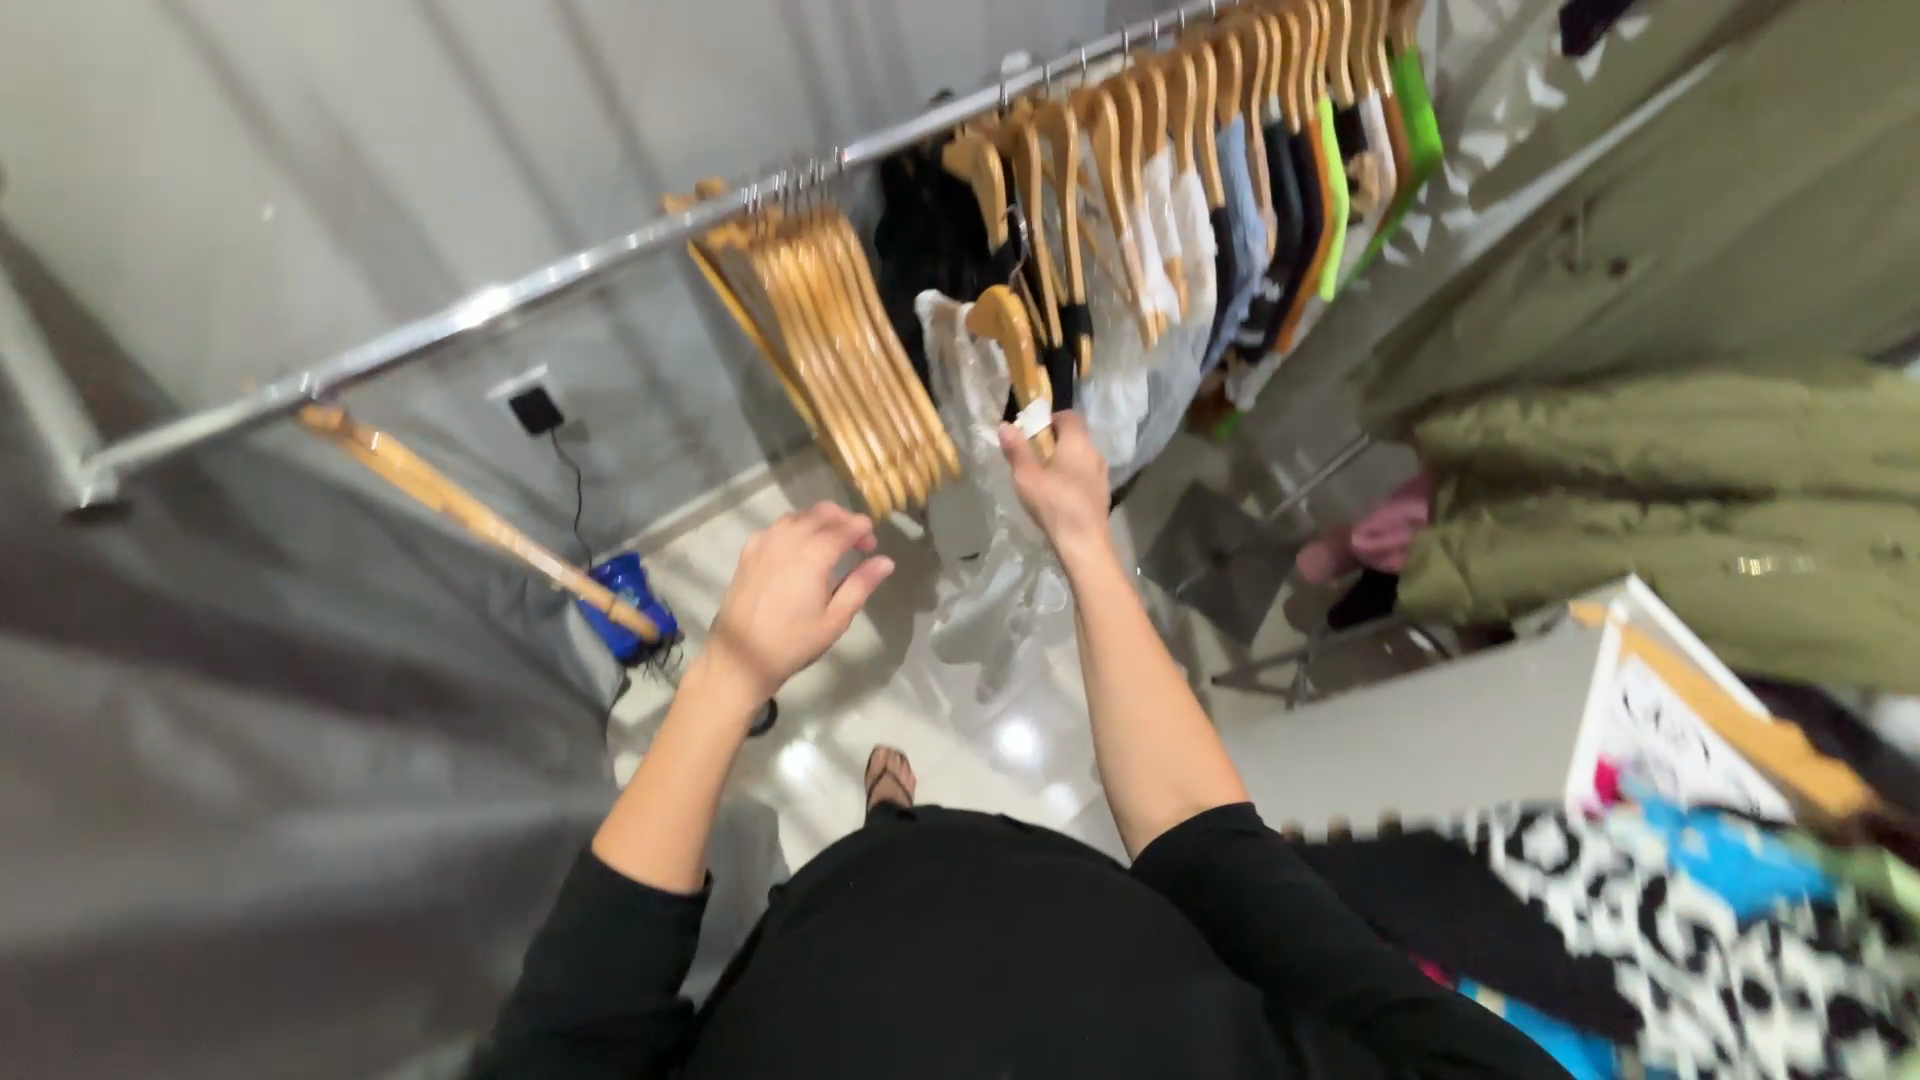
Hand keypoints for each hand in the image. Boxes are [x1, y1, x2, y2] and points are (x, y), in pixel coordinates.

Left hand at [704, 502, 894, 700]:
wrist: (742, 655)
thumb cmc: (794, 640)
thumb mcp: (836, 618)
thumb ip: (861, 584)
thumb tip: (886, 561)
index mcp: (814, 554)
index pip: (846, 526)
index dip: (863, 530)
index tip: (872, 545)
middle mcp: (789, 538)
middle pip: (822, 513)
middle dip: (844, 520)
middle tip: (856, 542)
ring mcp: (765, 541)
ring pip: (798, 515)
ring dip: (819, 521)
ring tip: (830, 543)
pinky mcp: (749, 550)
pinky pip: (777, 527)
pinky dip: (795, 527)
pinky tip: (798, 548)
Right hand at [999, 411, 1111, 562]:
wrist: (1084, 541)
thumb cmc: (1053, 502)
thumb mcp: (1026, 476)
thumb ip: (1016, 449)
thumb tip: (1005, 425)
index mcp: (1077, 441)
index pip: (1069, 416)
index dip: (1051, 420)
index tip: (1034, 433)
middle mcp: (1094, 452)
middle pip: (1076, 437)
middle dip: (1056, 442)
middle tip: (1034, 457)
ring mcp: (1102, 474)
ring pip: (1082, 458)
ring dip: (1065, 462)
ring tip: (1045, 479)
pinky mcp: (1103, 493)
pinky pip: (1086, 476)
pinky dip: (1074, 479)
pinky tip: (1060, 496)